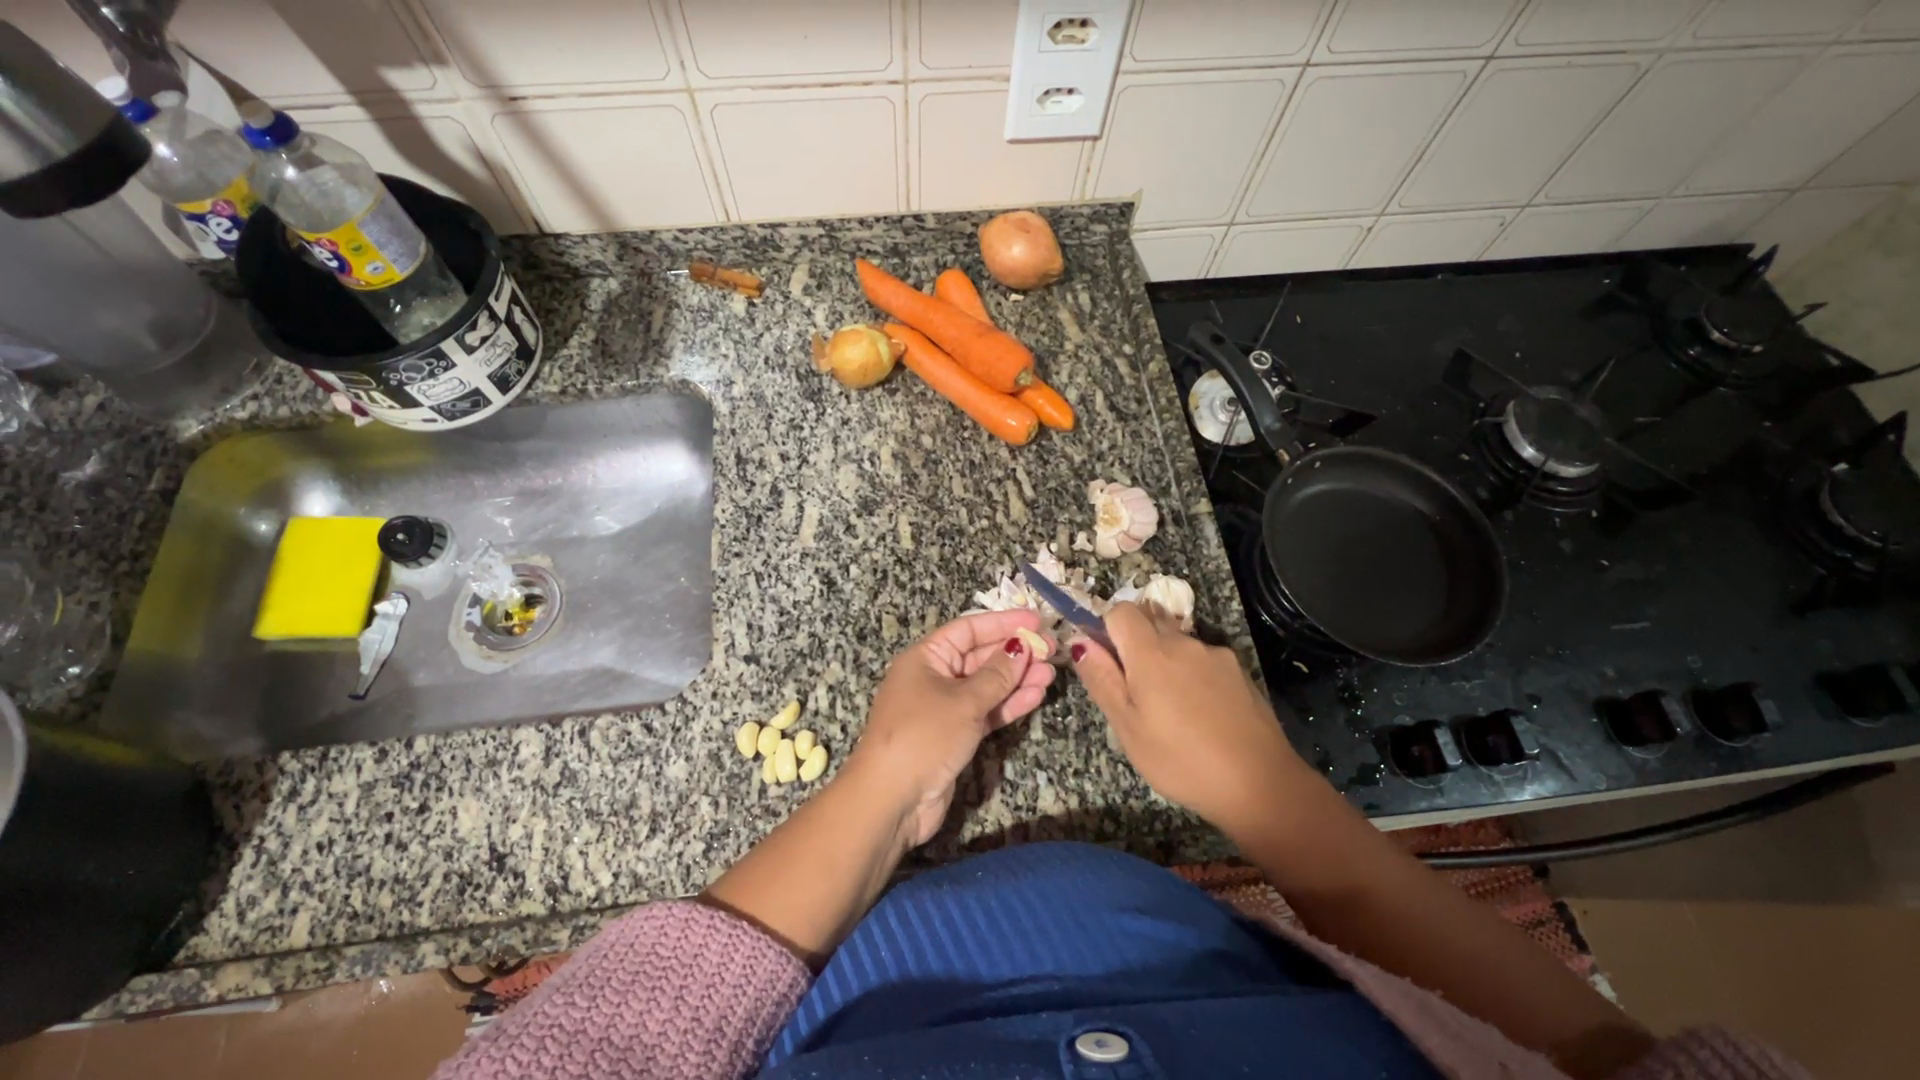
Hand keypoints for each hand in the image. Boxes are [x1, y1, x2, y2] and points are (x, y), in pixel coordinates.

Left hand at [847, 609, 1056, 847]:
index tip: (1036, 621)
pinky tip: (1036, 696)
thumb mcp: (963, 701)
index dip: (1002, 624)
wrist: (892, 799)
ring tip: (1051, 674)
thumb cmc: (922, 736)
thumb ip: (997, 675)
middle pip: (979, 657)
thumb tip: (1021, 647)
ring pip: (987, 687)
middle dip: (1015, 654)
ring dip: (1018, 680)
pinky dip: (1009, 705)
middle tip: (1052, 650)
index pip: (968, 630)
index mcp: (925, 658)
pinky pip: (986, 712)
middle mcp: (933, 678)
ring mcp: (944, 708)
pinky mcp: (954, 735)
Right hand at [1070, 602, 1312, 835]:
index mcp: (1151, 653)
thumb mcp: (1127, 727)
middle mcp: (1185, 643)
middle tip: (1134, 692)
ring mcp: (1217, 656)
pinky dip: (1193, 676)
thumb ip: (1102, 679)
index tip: (1106, 663)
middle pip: (1151, 621)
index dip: (1107, 630)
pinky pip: (1204, 662)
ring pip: (1179, 643)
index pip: (1121, 611)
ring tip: (1170, 710)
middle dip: (1135, 645)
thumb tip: (1080, 642)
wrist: (1260, 783)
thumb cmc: (1181, 760)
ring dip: (1166, 662)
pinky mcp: (1240, 673)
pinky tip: (1200, 714)